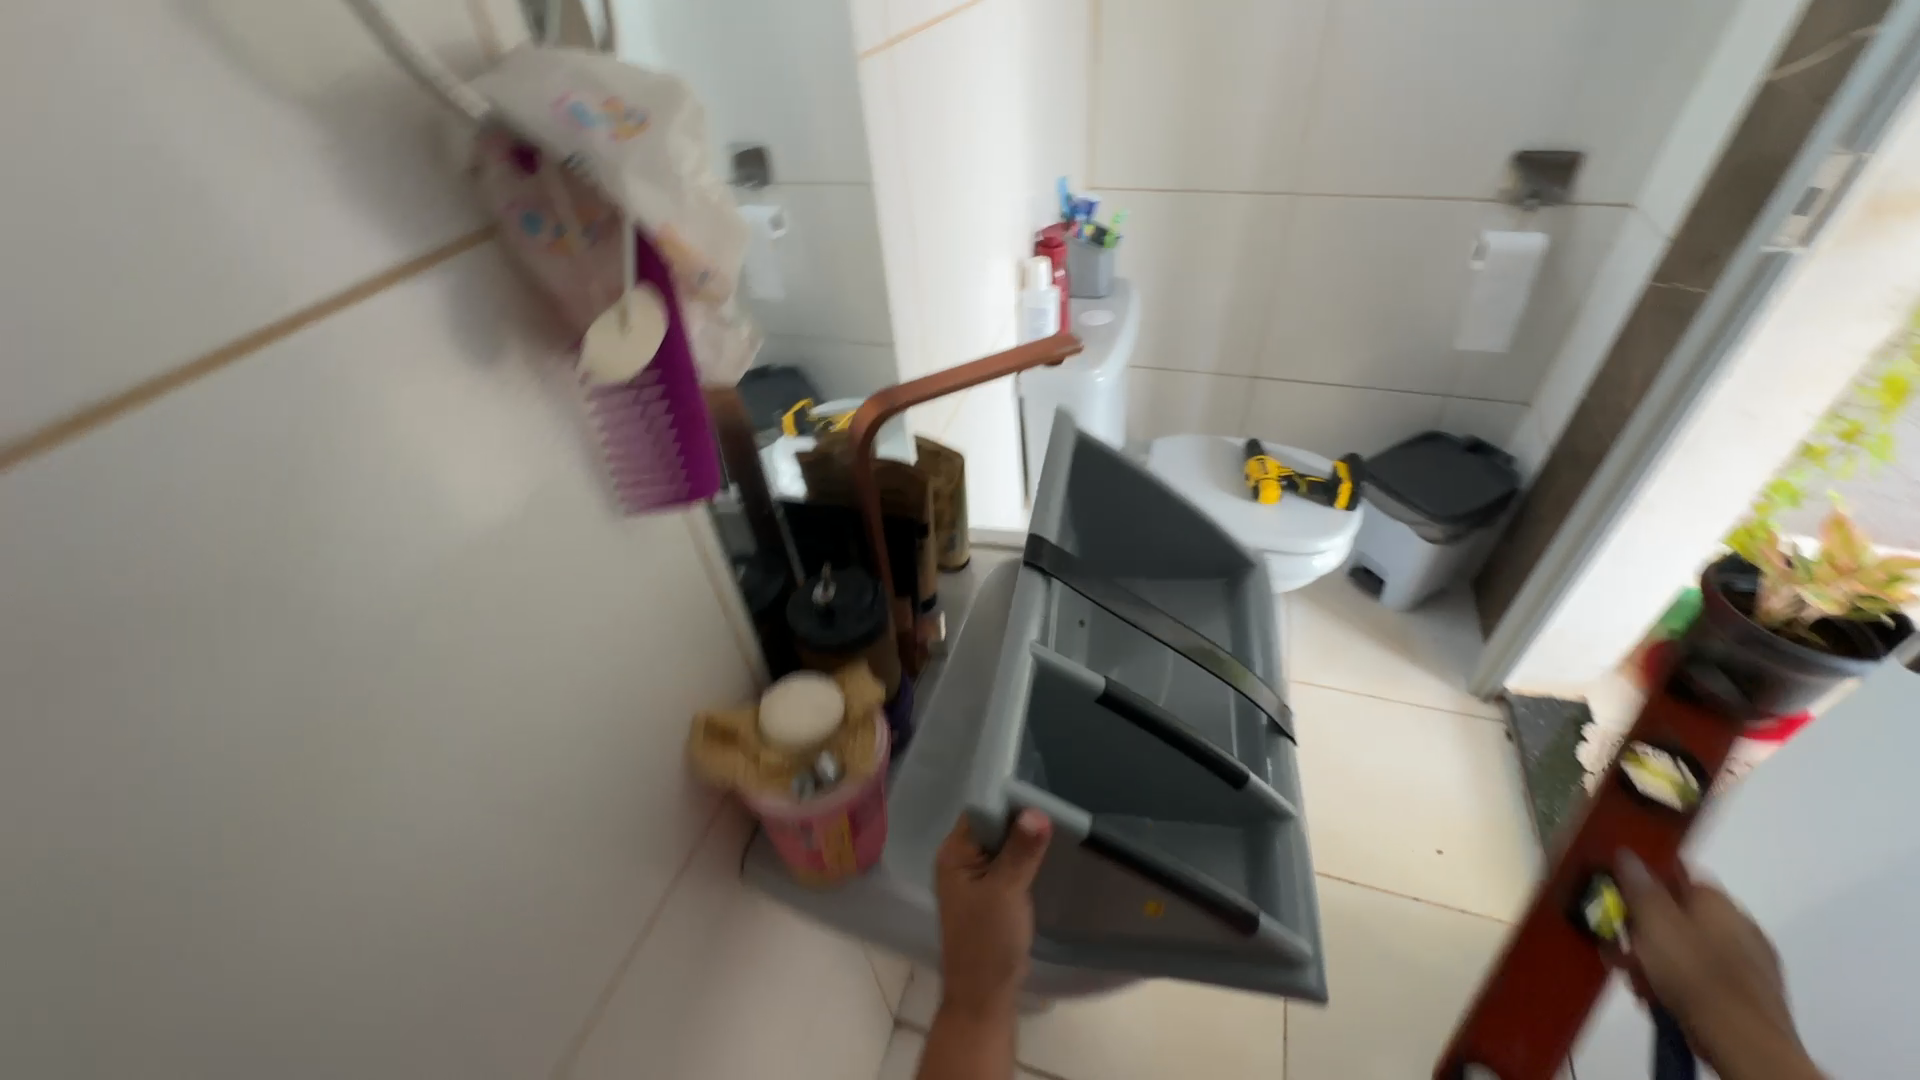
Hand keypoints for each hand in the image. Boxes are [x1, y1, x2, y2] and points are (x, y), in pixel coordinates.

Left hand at [933, 810, 1052, 1016]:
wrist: (984, 996)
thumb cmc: (989, 942)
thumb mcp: (1006, 891)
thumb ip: (1021, 850)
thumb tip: (1036, 810)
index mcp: (954, 853)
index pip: (981, 811)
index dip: (1008, 800)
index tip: (1040, 792)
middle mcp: (959, 860)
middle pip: (992, 825)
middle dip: (1020, 819)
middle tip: (1053, 806)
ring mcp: (974, 878)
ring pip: (1002, 845)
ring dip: (1023, 840)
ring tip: (1054, 824)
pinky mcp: (989, 893)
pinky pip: (1007, 863)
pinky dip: (1024, 858)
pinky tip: (1044, 853)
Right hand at [1614, 852, 1821, 1079]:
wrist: (1743, 1042)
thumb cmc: (1693, 973)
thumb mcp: (1653, 922)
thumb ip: (1638, 885)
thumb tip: (1627, 853)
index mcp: (1719, 903)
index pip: (1676, 875)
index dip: (1642, 882)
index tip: (1615, 896)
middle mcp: (1739, 926)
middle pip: (1676, 913)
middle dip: (1641, 926)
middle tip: (1618, 942)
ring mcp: (1748, 963)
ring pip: (1684, 946)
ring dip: (1652, 955)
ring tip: (1633, 973)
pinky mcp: (1748, 995)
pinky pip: (1700, 974)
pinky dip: (1674, 978)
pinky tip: (1656, 992)